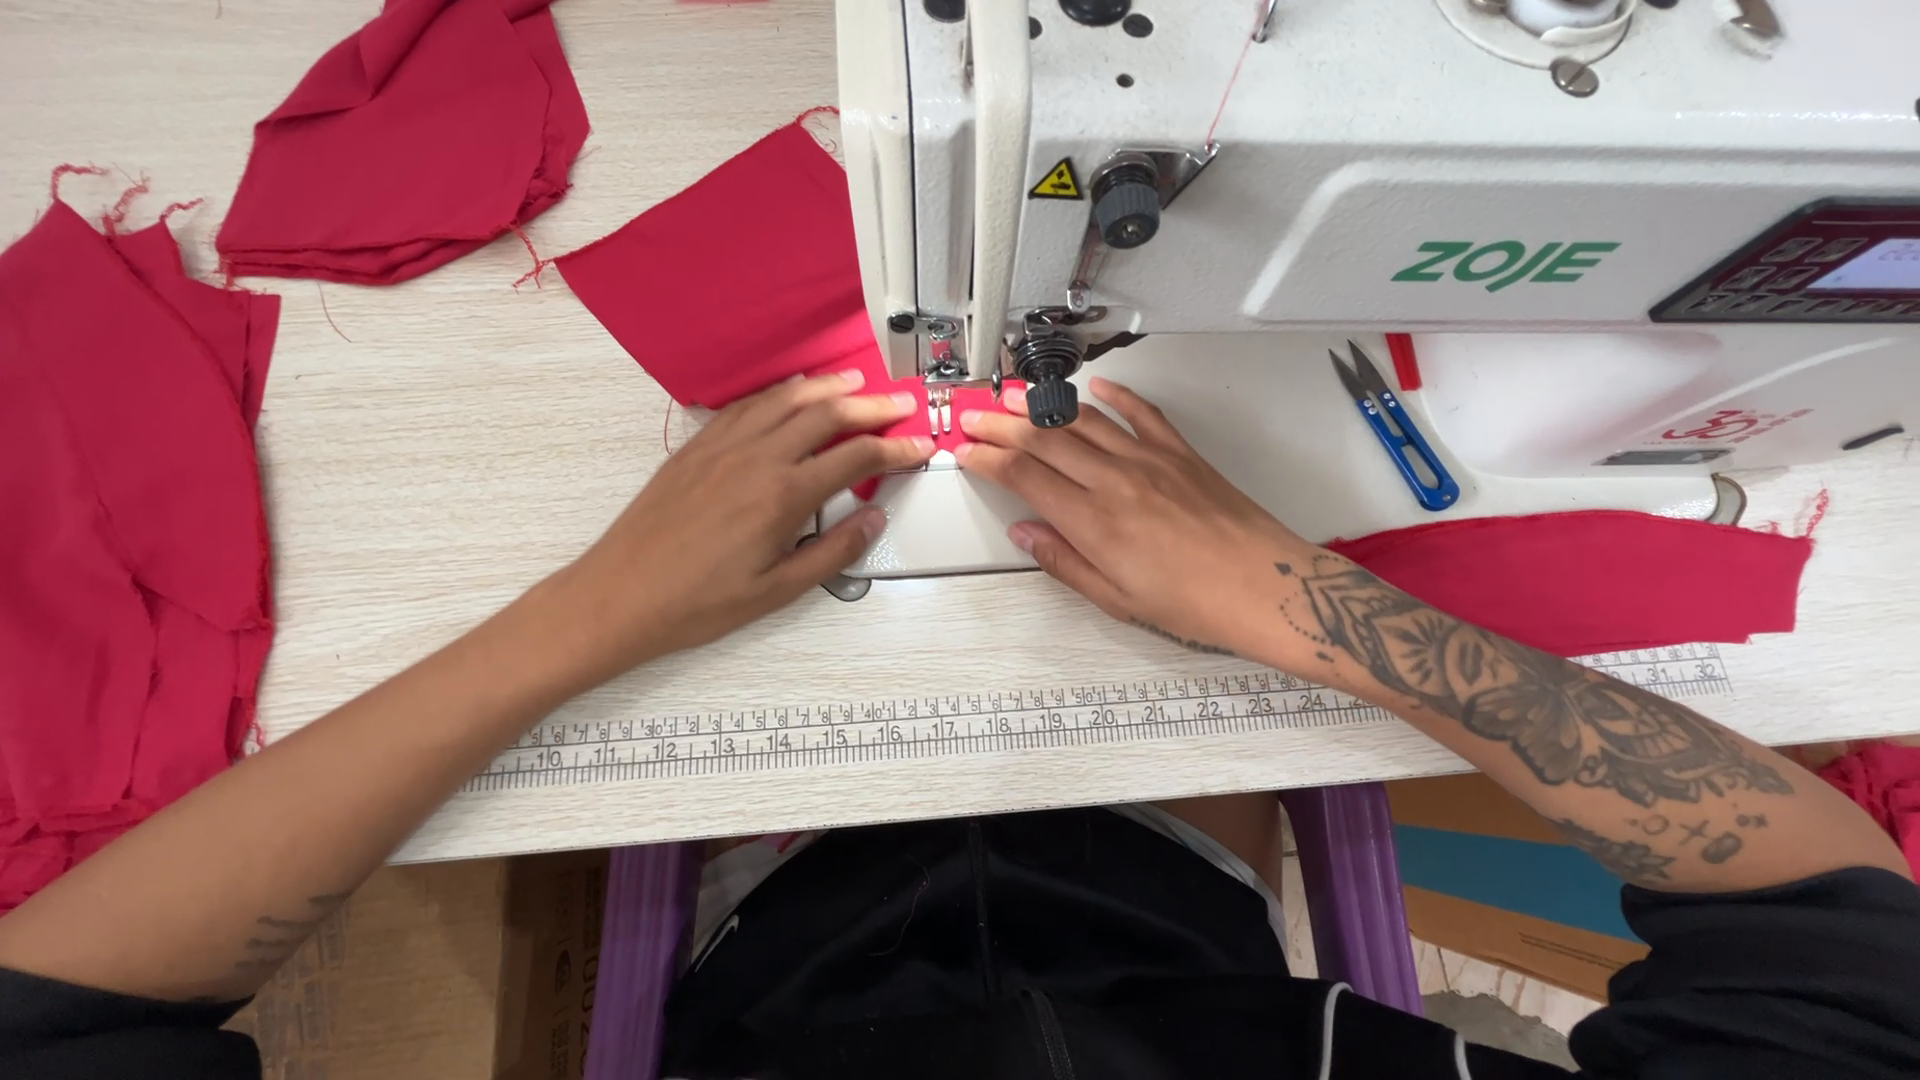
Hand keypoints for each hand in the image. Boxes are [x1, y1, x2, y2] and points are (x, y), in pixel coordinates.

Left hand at [549, 371, 932, 683]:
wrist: (620, 594)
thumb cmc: (698, 602)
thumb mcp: (777, 591)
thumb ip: (832, 552)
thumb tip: (873, 519)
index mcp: (782, 496)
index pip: (856, 457)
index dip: (896, 448)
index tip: (920, 446)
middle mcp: (756, 459)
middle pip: (827, 415)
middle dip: (871, 406)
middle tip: (900, 403)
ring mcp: (723, 447)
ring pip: (786, 399)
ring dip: (827, 387)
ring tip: (855, 382)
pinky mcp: (697, 447)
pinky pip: (746, 405)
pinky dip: (779, 393)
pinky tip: (791, 393)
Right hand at [956, 378, 1323, 665]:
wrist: (1264, 587)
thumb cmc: (1196, 603)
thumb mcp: (1117, 599)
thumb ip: (1065, 562)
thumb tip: (1027, 536)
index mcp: (1094, 523)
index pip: (1024, 477)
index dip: (988, 460)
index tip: (967, 452)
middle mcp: (1116, 482)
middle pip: (1043, 440)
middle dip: (1001, 426)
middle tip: (976, 417)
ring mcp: (1149, 461)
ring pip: (1083, 421)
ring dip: (1043, 407)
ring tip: (1014, 397)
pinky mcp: (1180, 454)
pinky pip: (1142, 413)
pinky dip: (1116, 396)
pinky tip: (1096, 388)